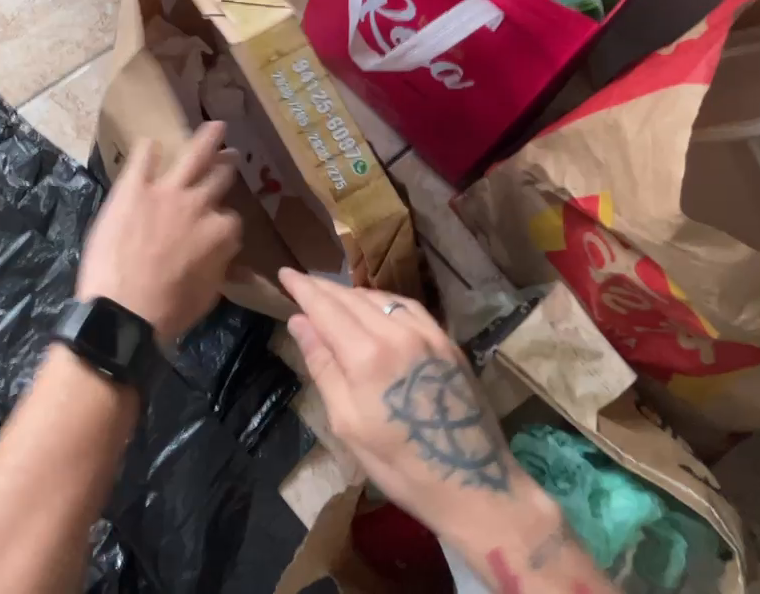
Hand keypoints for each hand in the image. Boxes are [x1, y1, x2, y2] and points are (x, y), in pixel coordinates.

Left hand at [77, 123, 241, 340]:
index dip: (223, 223)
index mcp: (220, 232)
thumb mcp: (207, 295)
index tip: (216, 228)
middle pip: (218, 180)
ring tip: (215, 126)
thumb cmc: (167, 311)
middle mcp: (199, 205)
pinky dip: (147, 149)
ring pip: (192, 156)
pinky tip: (149, 143)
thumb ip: (219, 268)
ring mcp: (166, 192)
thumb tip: (225, 261)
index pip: (231, 219)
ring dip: (206, 140)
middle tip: (231, 157)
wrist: (123, 309)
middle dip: (226, 168)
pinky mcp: (133, 188)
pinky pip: (142, 159)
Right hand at [278, 270, 556, 549]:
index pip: (325, 307)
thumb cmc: (399, 464)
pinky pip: (407, 308)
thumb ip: (322, 366)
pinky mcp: (447, 343)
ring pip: (379, 299)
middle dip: (322, 288)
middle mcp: (397, 334)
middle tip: (301, 282)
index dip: (302, 287)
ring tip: (331, 297)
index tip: (284, 272)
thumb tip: (298, 322)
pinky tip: (374, 309)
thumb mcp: (346, 423)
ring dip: (350, 294)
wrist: (475, 487)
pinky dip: (382, 302)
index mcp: (367, 356)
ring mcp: (427, 335)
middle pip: (350, 298)